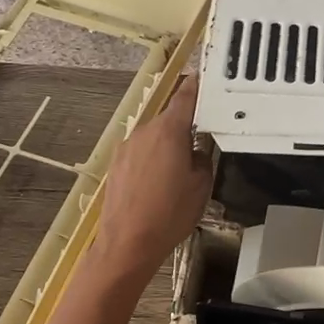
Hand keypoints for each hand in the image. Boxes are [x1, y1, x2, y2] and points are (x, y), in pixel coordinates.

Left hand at [90, 73, 211, 275]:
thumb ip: (203, 158)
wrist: (127, 243)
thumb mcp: (202, 185)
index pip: (185, 96)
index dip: (197, 85)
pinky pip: (141, 152)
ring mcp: (127, 148)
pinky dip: (153, 159)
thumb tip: (197, 150)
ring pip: (154, 136)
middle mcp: (144, 132)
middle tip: (203, 138)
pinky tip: (160, 181)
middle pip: (169, 117)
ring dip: (168, 144)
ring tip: (180, 168)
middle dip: (185, 124)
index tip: (206, 79)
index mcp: (168, 131)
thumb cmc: (170, 214)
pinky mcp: (116, 165)